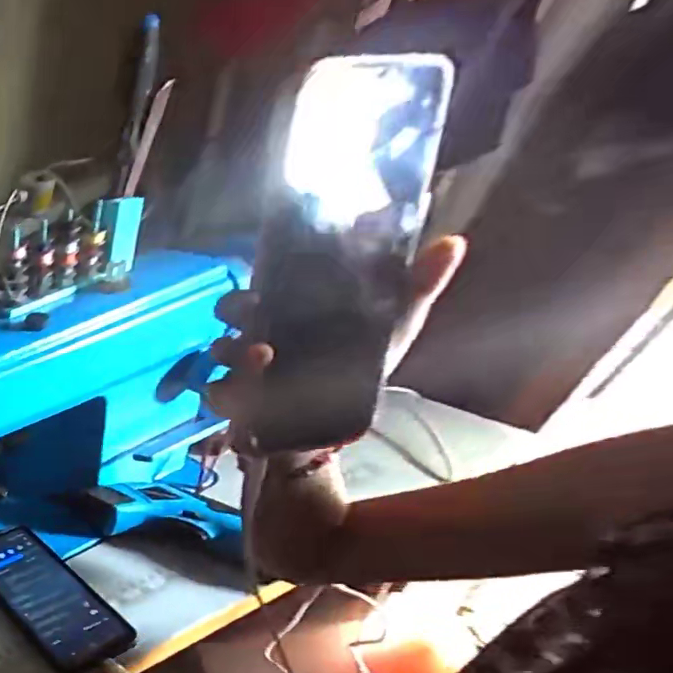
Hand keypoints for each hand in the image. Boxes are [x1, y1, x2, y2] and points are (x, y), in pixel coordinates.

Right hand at [203, 235, 466, 455]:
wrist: (332, 430)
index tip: (259, 290)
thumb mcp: (388, 332)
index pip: (252, 294)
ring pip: (220, 354)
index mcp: (282, 318)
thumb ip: (414, 291)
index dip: (247, 289)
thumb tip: (452, 242)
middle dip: (233, 310)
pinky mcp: (238, 405)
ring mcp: (241, 372)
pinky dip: (233, 393)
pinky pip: (221, 396)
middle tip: (250, 311)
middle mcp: (253, 339)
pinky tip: (251, 394)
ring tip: (261, 354)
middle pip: (228, 315)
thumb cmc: (352, 376)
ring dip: (235, 352)